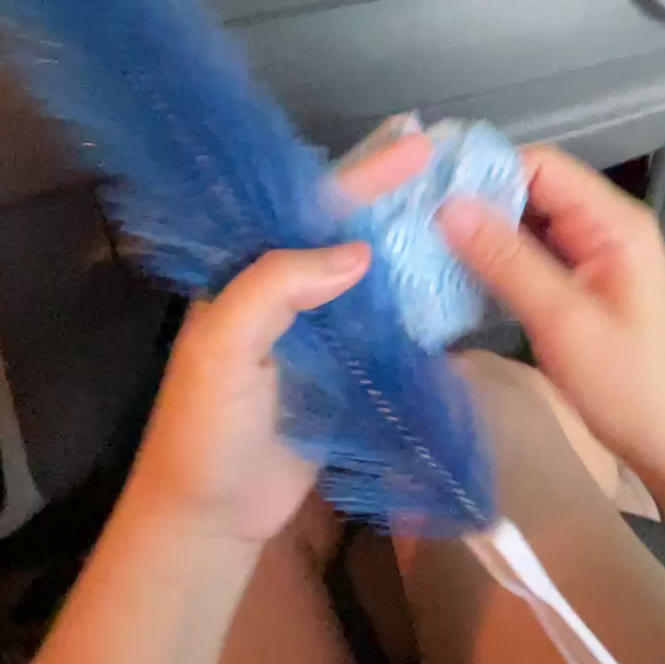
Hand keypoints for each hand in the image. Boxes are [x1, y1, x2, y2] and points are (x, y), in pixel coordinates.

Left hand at [120, 132, 431, 544]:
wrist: (214, 516)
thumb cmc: (205, 429)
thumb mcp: (223, 348)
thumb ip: (276, 288)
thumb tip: (358, 252)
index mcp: (250, 274)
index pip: (309, 212)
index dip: (361, 178)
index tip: (413, 147)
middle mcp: (286, 292)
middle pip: (345, 233)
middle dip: (391, 199)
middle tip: (447, 171)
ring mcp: (320, 331)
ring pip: (370, 274)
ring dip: (408, 244)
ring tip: (460, 214)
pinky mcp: (347, 369)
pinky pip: (384, 323)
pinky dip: (413, 301)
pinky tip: (447, 282)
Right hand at [436, 144, 664, 473]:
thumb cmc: (633, 388)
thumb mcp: (564, 321)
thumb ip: (506, 260)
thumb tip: (448, 207)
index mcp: (612, 222)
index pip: (540, 165)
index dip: (485, 173)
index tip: (431, 195)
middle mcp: (603, 227)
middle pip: (531, 191)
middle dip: (477, 204)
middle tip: (418, 223)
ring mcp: (593, 257)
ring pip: (527, 225)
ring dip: (482, 235)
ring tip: (427, 246)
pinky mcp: (581, 286)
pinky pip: (532, 257)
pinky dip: (497, 262)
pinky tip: (460, 276)